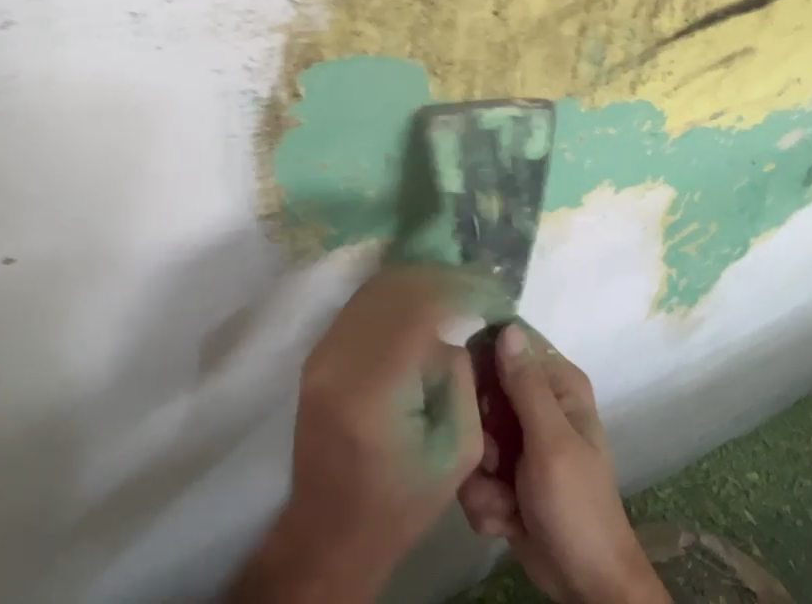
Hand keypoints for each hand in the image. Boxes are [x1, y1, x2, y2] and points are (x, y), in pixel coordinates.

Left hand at [228, 266, 483, 603]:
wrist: (331, 531)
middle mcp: (340, 361)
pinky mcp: (316, 359)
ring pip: (374, 291)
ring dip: (418, 284)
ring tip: (456, 291)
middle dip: (443, 279)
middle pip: (395, 288)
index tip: (495, 291)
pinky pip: (360, 308)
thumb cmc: (403, 501)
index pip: (421, 307)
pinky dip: (396, 298)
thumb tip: (459, 330)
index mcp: (375, 390)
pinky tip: (424, 308)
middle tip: (480, 287)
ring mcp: (321, 356)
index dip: (462, 289)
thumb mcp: (458, 449)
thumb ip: (462, 378)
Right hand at [458, 325, 667, 603]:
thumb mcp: (551, 442)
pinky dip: (486, 503)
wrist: (584, 580)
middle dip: (479, 440)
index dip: (483, 369)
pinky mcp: (503, 478)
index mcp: (558, 386)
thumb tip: (507, 328)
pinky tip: (507, 519)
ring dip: (481, 480)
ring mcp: (518, 444)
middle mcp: (536, 407)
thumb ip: (525, 386)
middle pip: (479, 397)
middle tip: (495, 462)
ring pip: (469, 442)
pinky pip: (471, 477)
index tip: (477, 400)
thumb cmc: (576, 505)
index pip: (508, 349)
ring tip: (506, 500)